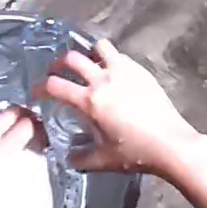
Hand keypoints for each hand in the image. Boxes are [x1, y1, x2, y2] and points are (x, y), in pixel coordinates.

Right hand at [40, 39, 206, 177]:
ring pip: (98, 47)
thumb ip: (80, 158)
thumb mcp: (102, 160)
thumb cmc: (135, 152)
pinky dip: (109, 59)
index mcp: (90, 101)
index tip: (36, 91)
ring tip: (87, 65)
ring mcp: (123, 71)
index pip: (55, 86)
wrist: (170, 142)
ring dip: (87, 53)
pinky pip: (118, 56)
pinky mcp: (140, 70)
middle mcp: (103, 80)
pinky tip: (112, 73)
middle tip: (56, 71)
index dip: (40, 87)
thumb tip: (69, 156)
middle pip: (72, 58)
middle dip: (58, 63)